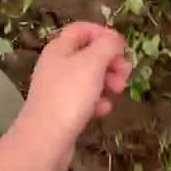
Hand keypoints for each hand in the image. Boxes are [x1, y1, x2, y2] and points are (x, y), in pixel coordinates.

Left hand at [0, 23, 131, 170]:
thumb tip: (114, 39)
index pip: (82, 28)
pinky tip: (104, 110)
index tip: (121, 46)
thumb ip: (107, 45)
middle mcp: (56, 64)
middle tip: (125, 72)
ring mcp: (57, 89)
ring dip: (106, 80)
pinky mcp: (61, 111)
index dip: (103, 32)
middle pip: (87, 53)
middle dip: (109, 60)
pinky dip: (96, 101)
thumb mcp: (92, 62)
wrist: (44, 141)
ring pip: (87, 77)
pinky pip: (83, 99)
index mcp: (59, 47)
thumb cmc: (69, 95)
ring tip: (118, 91)